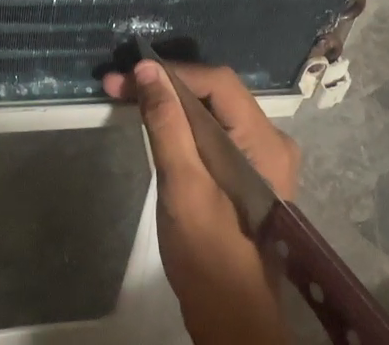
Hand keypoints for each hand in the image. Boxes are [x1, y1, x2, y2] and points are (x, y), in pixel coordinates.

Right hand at [104, 61, 300, 344]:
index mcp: (265, 141)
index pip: (219, 82)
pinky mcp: (247, 174)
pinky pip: (214, 133)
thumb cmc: (209, 255)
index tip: (129, 75)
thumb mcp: (183, 186)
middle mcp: (270, 140)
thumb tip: (147, 69)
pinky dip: (181, 126)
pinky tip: (154, 123)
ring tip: (127, 98)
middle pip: (216, 93)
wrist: (232, 319)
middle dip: (165, 86)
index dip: (173, 73)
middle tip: (118, 86)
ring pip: (212, 112)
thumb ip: (167, 123)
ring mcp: (260, 158)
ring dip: (169, 104)